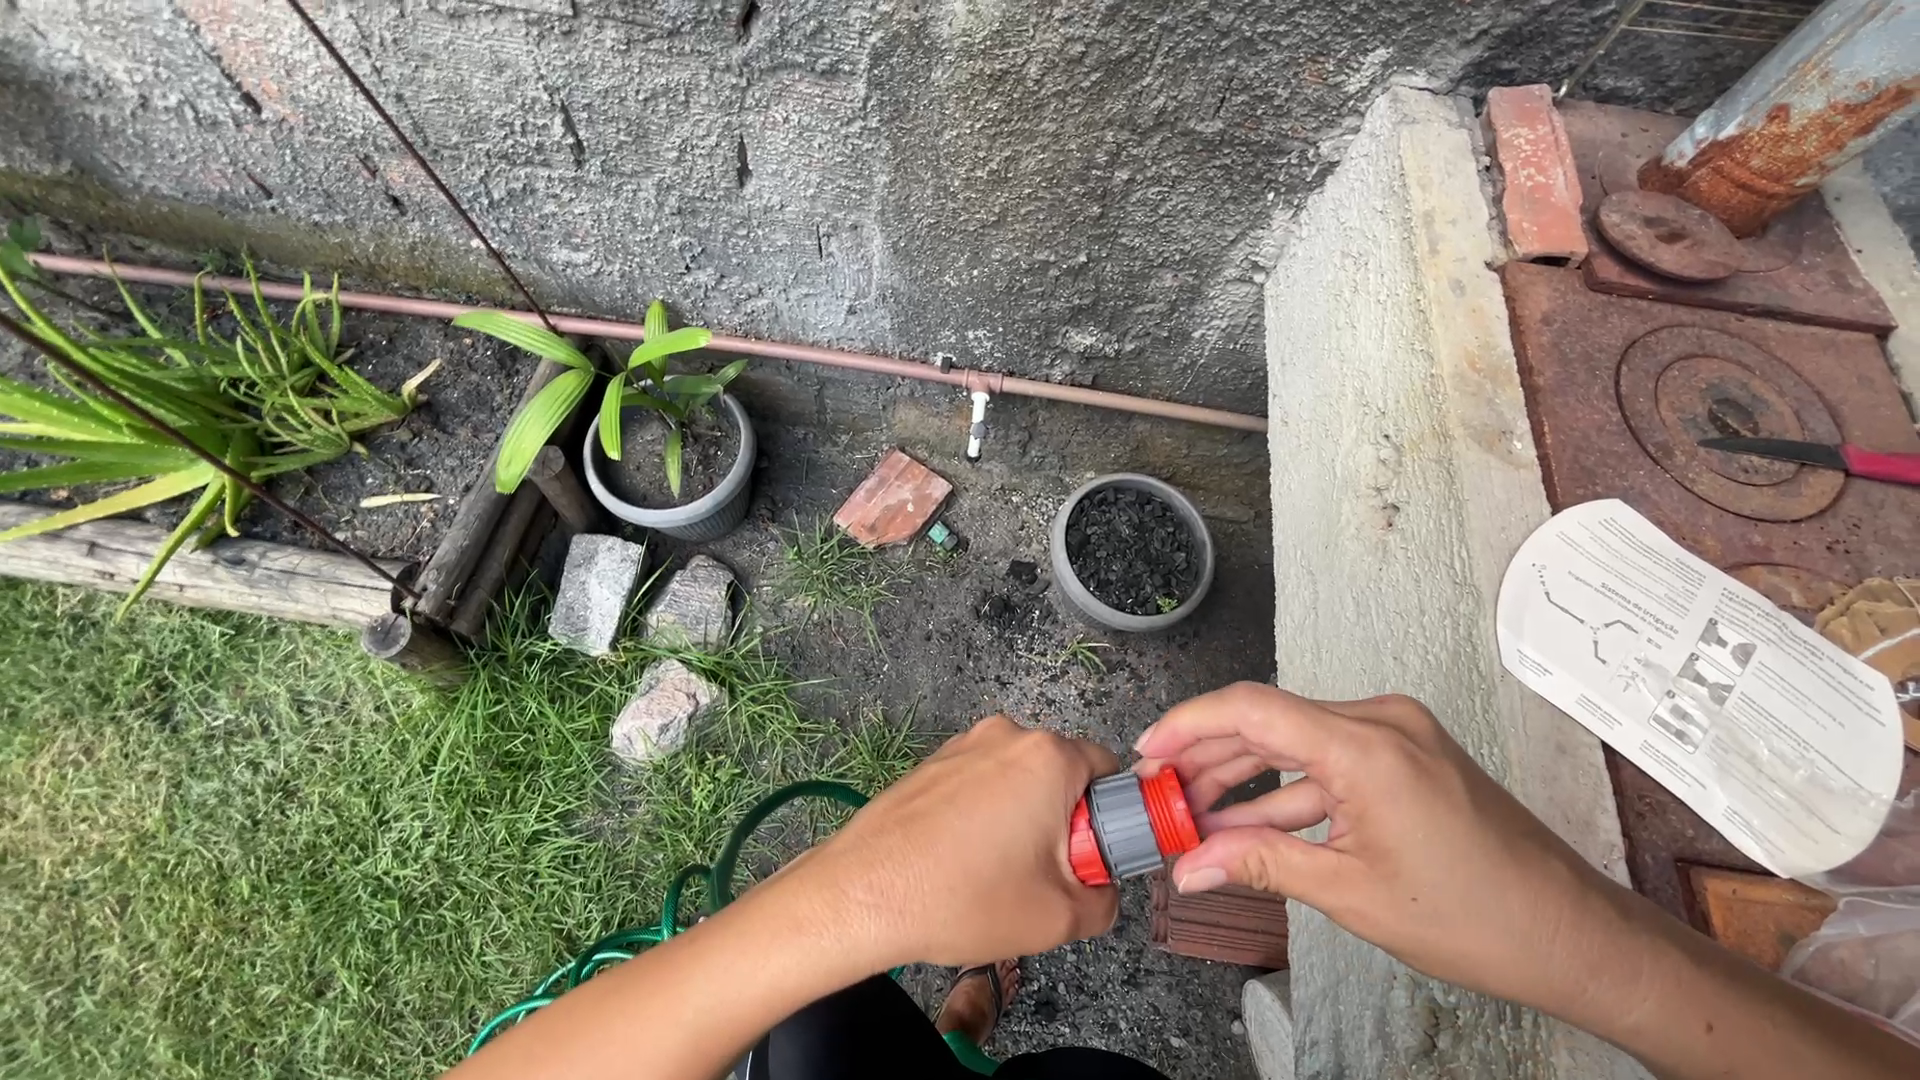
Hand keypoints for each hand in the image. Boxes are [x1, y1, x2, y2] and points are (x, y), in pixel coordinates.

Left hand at [786, 715, 1120, 969]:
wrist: (862, 894)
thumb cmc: (962, 897)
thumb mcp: (1060, 918)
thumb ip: (1105, 900)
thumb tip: (1103, 889)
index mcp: (1048, 757)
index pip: (1108, 770)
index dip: (1109, 817)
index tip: (1091, 856)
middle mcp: (1006, 735)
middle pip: (1062, 772)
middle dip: (1064, 819)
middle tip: (1046, 873)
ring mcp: (963, 744)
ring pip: (1019, 779)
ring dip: (1023, 817)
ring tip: (997, 872)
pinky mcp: (932, 762)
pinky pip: (980, 782)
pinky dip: (984, 813)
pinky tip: (963, 859)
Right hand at [1135, 683, 1622, 1009]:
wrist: (1575, 937)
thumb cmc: (1478, 918)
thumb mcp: (1349, 892)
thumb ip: (1257, 865)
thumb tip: (1189, 867)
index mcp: (1367, 747)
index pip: (1251, 709)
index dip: (1187, 724)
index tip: (1147, 751)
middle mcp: (1379, 722)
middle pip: (1264, 720)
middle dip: (1205, 755)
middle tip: (1160, 790)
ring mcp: (1393, 734)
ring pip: (1289, 741)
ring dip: (1240, 775)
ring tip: (1191, 810)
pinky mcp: (1400, 754)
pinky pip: (1322, 761)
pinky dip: (1282, 790)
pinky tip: (1242, 819)